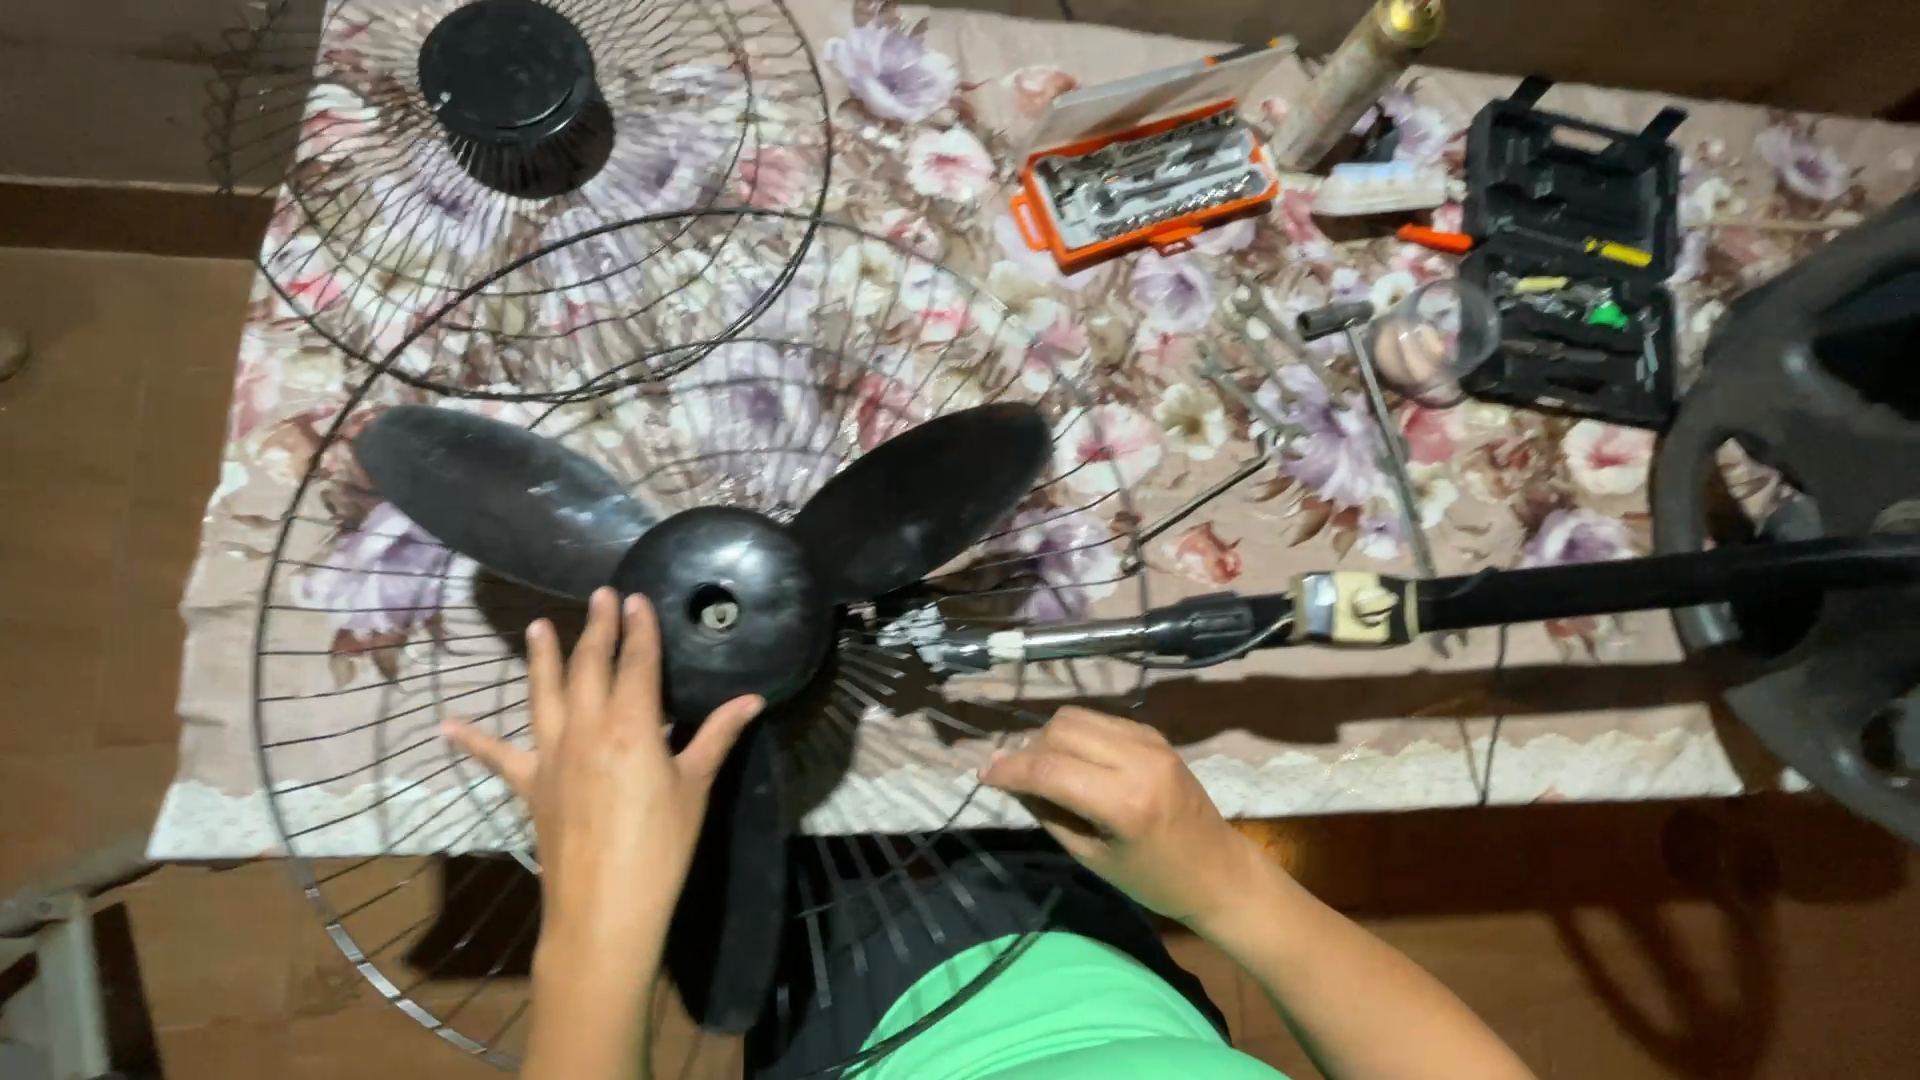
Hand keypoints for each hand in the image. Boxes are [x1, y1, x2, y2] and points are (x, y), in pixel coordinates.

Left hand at [442, 588, 763, 956]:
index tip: (637, 599)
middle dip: (597, 628)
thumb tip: (752, 699)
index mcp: (631, 726)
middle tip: (600, 596)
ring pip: (544, 694)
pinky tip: (448, 726)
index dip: (639, 629)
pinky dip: (474, 740)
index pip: (637, 663)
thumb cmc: (661, 846)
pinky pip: (499, 757)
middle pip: (590, 666)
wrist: (604, 909)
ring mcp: (551, 757)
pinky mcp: (530, 787)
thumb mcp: (695, 786)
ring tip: (537, 627)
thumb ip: (717, 736)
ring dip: (543, 658)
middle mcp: (586, 730)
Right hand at [980, 707, 1262, 926]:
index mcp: (1125, 802)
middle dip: (1028, 750)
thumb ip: (1048, 813)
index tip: (983, 774)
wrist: (1219, 870)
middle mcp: (1137, 759)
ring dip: (1049, 737)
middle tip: (1016, 777)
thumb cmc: (1154, 879)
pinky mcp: (1153, 733)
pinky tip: (1075, 760)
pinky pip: (1098, 720)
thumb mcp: (1092, 857)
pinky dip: (1076, 735)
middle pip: (1059, 730)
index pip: (1050, 769)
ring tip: (1043, 767)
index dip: (1009, 769)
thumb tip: (1009, 779)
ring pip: (1075, 716)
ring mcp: (1149, 740)